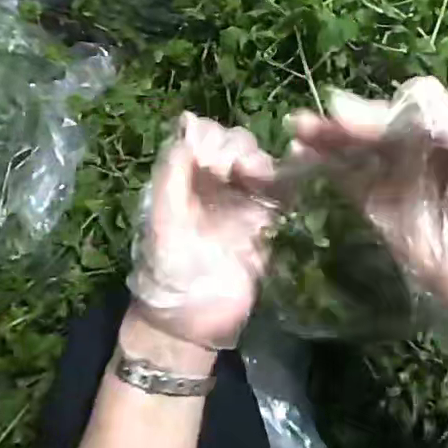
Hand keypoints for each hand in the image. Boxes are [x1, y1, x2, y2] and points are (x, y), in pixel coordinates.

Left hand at [129, 113, 279, 349]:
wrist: (190, 325)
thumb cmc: (165, 272)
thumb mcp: (161, 220)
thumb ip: (172, 173)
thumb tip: (187, 123)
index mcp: (185, 178)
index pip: (203, 136)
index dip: (211, 135)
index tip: (213, 154)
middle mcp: (214, 184)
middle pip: (235, 144)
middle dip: (238, 147)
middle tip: (237, 169)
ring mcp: (242, 203)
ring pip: (260, 163)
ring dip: (260, 162)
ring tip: (255, 178)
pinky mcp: (267, 224)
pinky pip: (282, 193)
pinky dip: (286, 181)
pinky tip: (283, 182)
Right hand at [288, 77, 447, 347]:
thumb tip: (414, 108)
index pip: (411, 106)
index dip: (385, 110)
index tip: (360, 121)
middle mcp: (416, 144)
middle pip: (375, 120)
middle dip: (346, 120)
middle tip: (317, 125)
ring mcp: (392, 172)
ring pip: (354, 143)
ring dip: (326, 134)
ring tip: (299, 131)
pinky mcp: (374, 200)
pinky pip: (345, 174)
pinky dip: (322, 163)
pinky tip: (301, 157)